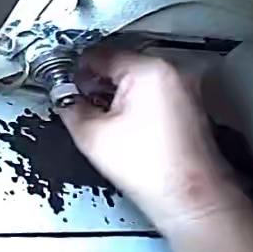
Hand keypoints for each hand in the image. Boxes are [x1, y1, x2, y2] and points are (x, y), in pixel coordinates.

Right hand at [58, 49, 246, 231]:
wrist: (188, 197)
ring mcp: (184, 88)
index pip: (101, 54)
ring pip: (136, 78)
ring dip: (113, 92)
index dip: (76, 68)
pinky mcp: (188, 106)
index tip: (64, 80)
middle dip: (95, 81)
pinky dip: (133, 102)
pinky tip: (120, 125)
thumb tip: (64, 97)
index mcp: (148, 70)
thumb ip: (69, 106)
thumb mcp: (90, 134)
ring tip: (97, 116)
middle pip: (120, 64)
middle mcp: (172, 72)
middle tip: (76, 99)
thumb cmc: (152, 168)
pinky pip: (152, 92)